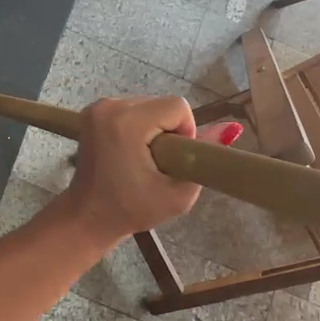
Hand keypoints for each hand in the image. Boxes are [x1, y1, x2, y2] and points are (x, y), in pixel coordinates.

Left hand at [60, 97, 240, 242]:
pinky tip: (130, 152)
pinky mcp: (92, 111)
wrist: (87, 216)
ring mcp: (97, 107)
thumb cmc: (132, 210)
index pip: (177, 106)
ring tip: (142, 160)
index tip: (174, 158)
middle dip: (169, 130)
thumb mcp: (178, 193)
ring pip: (147, 105)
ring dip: (154, 128)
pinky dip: (139, 126)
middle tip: (158, 163)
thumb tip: (232, 128)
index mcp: (126, 123)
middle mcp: (109, 106)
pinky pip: (131, 109)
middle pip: (161, 104)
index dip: (185, 131)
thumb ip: (204, 157)